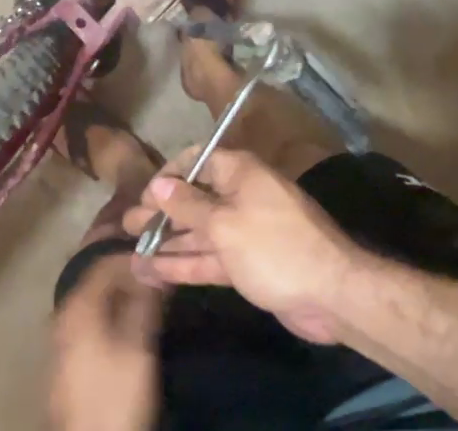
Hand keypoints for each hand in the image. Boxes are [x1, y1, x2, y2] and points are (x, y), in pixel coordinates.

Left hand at [50, 258, 163, 430]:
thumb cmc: (116, 393)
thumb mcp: (137, 346)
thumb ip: (145, 300)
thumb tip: (153, 264)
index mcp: (78, 304)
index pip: (103, 259)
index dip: (130, 251)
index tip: (157, 249)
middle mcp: (65, 311)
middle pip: (92, 272)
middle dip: (118, 258)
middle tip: (146, 249)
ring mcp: (64, 333)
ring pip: (91, 292)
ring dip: (115, 279)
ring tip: (143, 273)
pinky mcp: (71, 352)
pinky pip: (91, 310)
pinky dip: (109, 299)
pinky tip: (128, 306)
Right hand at [123, 148, 362, 342]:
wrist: (332, 295)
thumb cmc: (275, 246)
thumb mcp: (225, 223)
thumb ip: (188, 205)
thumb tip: (158, 183)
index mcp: (240, 173)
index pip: (197, 162)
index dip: (168, 176)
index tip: (142, 194)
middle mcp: (241, 197)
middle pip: (194, 201)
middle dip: (161, 214)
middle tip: (125, 227)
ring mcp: (245, 233)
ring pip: (198, 234)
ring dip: (167, 244)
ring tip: (130, 253)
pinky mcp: (248, 265)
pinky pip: (209, 259)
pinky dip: (184, 265)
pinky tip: (155, 272)